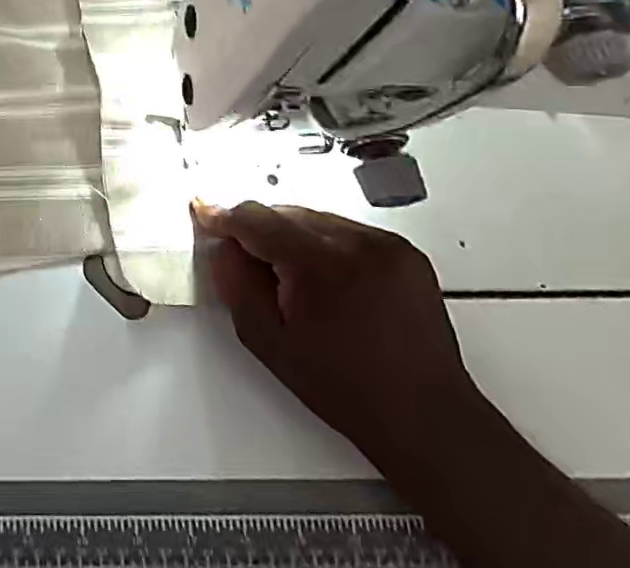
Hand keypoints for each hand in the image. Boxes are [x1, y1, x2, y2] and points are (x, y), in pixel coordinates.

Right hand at [194, 201, 479, 453]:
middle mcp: (360, 245)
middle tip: (246, 263)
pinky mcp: (404, 252)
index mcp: (322, 264)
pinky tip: (325, 282)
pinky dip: (324, 245)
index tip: (205, 211)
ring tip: (293, 283)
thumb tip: (223, 249)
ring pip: (314, 219)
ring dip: (291, 237)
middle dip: (259, 231)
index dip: (223, 215)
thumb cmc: (352, 390)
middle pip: (285, 213)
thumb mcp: (269, 341)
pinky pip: (345, 230)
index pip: (257, 219)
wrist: (425, 417)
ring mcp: (387, 246)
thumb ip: (235, 285)